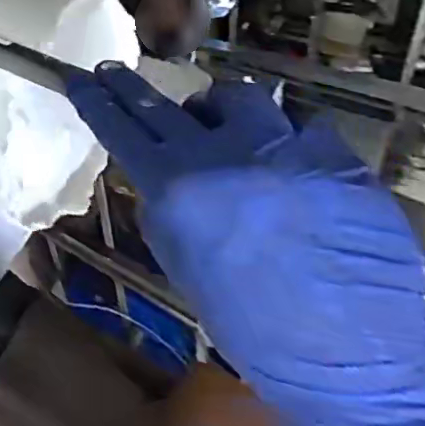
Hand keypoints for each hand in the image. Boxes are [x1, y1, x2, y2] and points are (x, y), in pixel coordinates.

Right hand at [67, 63, 424, 425]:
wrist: (346, 352)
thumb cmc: (238, 309)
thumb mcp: (172, 245)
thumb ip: (159, 192)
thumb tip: (155, 159)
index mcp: (170, 183)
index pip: (115, 123)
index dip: (92, 96)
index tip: (79, 78)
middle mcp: (218, 156)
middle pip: (160, 101)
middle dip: (129, 85)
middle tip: (116, 73)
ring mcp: (282, 154)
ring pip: (238, 97)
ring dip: (222, 109)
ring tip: (226, 125)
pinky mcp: (340, 163)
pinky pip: (303, 127)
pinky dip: (288, 138)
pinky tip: (288, 162)